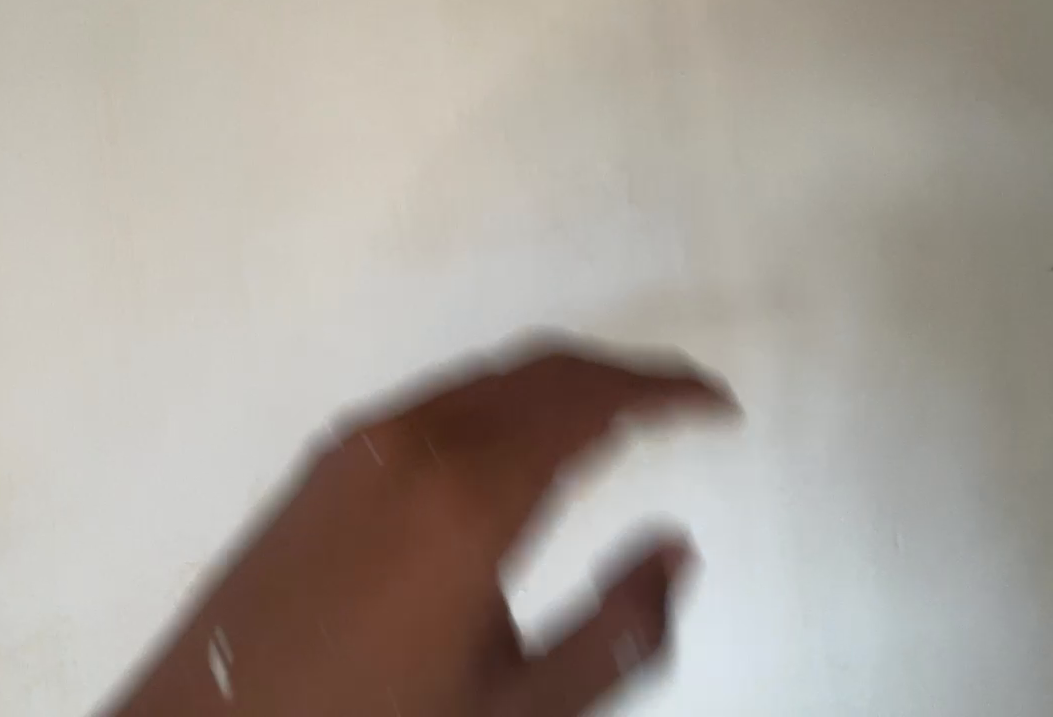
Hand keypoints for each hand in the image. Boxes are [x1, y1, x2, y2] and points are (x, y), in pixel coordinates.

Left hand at [107, 334, 737, 716]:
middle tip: (676, 403)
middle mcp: (422, 436)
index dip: (664, 391)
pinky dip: (504, 397)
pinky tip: (521, 437)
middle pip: (546, 370)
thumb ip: (618, 630)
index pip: (592, 403)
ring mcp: (372, 434)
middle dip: (621, 376)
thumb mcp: (517, 710)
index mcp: (473, 493)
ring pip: (493, 376)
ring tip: (614, 416)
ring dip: (562, 383)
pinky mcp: (338, 447)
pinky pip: (445, 396)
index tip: (714, 401)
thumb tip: (676, 547)